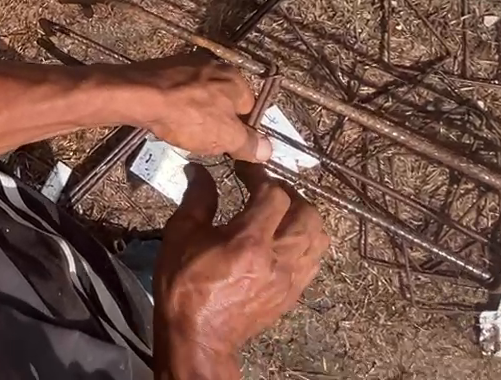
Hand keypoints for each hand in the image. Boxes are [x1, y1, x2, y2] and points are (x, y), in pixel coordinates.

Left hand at [120, 54, 270, 162]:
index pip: (250, 109)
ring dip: (194, 116)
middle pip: (223, 102)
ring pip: (198, 98)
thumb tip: (267, 149)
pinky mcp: (160, 69)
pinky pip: (176, 93)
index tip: (232, 146)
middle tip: (206, 141)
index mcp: (234, 77)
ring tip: (183, 132)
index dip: (243, 131)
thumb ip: (250, 144)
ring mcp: (183, 64)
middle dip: (218, 123)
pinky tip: (166, 119)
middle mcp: (211, 64)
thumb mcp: (227, 137)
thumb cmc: (187, 115)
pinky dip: (174, 107)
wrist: (136, 95)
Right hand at [153, 163, 329, 377]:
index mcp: (249, 241)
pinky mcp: (294, 292)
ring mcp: (291, 278)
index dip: (260, 174)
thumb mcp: (181, 232)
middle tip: (263, 184)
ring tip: (278, 207)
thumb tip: (201, 170)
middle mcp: (278, 258)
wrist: (200, 332)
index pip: (274, 195)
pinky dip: (305, 238)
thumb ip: (198, 198)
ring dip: (302, 214)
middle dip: (288, 191)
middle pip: (307, 214)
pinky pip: (314, 258)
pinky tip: (282, 234)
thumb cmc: (184, 280)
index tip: (243, 167)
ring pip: (318, 237)